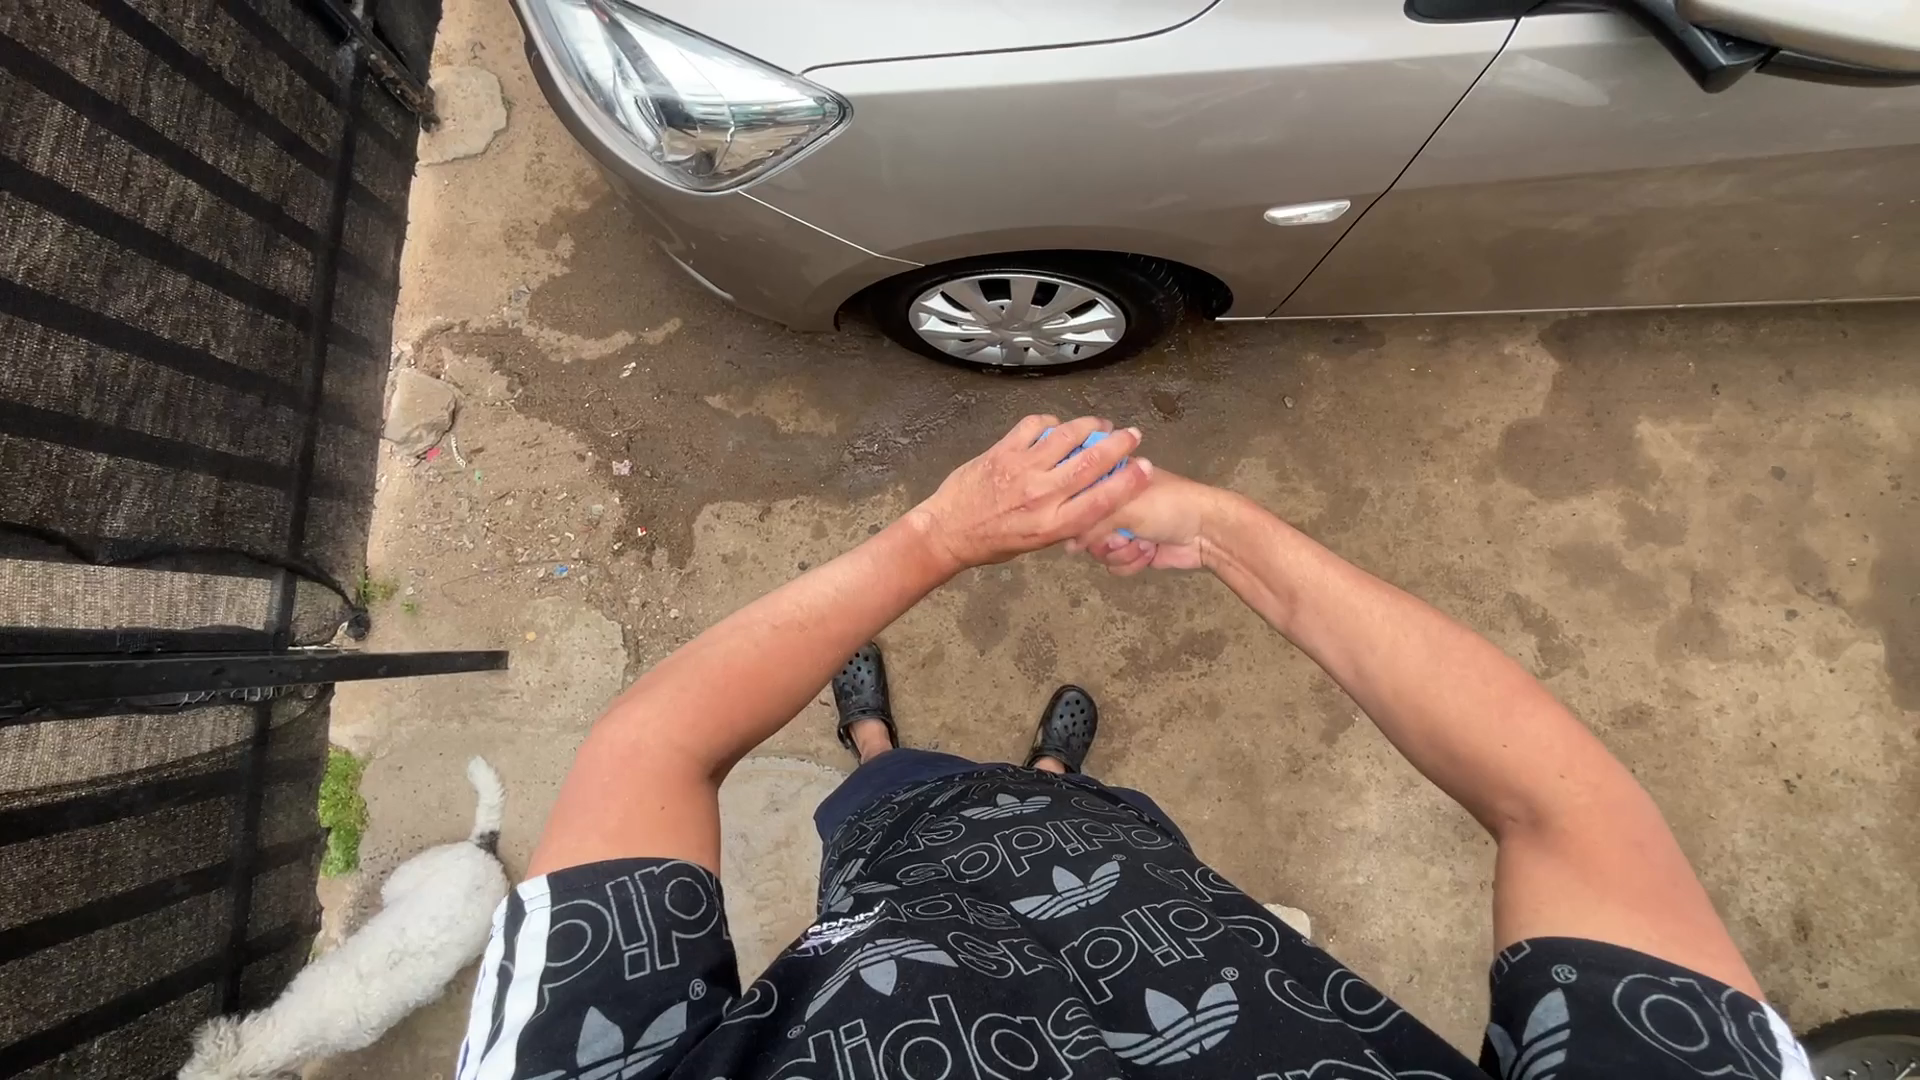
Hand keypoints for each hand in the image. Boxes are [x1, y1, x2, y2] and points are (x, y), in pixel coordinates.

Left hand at [910, 415, 1151, 570]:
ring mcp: (1021, 470)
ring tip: (1099, 424)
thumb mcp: (1036, 543)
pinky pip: (1034, 426)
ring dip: (1089, 426)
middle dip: (1118, 444)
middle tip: (1132, 434)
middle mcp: (1041, 496)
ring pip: (1066, 436)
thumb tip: (1089, 494)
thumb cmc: (991, 542)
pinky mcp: (1002, 452)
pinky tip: (1055, 427)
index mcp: (1052, 525)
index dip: (1128, 482)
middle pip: (1090, 462)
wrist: (948, 531)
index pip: (1101, 500)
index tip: (1145, 466)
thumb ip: (1064, 519)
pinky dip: (1050, 423)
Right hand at [1067, 468, 1230, 575]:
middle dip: (1104, 539)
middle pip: (1084, 530)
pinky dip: (1132, 562)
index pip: (1078, 497)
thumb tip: (1068, 545)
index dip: (1079, 514)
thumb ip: (1091, 522)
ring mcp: (1122, 529)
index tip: (1085, 522)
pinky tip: (1150, 552)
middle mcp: (1112, 504)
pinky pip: (1114, 565)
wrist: (1207, 532)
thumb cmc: (1168, 506)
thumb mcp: (1125, 506)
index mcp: (1110, 480)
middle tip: (1121, 535)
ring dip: (1122, 552)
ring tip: (1144, 543)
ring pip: (1099, 551)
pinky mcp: (1132, 551)